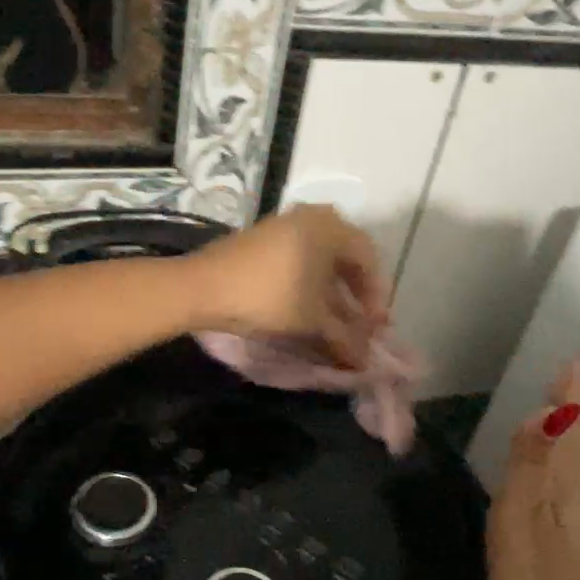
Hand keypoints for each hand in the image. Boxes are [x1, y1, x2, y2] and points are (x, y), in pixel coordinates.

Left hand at [184, 205, 388, 366]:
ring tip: (336, 326)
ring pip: (322, 262)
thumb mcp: (312, 321)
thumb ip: (345, 339)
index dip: (376, 298)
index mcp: (332, 227)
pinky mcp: (264, 240)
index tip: (376, 330)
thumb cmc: (268, 297)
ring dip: (333, 295)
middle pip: (347, 259)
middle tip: (360, 328)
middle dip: (355, 297)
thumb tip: (364, 362)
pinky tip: (309, 312)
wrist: (202, 288)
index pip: (370, 261)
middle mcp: (313, 218)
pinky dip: (310, 286)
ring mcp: (285, 225)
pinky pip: (301, 260)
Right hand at [487, 358, 579, 579]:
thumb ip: (530, 465)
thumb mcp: (519, 516)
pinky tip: (563, 466)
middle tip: (572, 377)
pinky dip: (572, 456)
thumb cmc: (530, 574)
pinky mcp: (573, 536)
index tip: (574, 362)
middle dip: (577, 408)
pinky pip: (577, 477)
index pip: (571, 430)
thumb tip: (547, 414)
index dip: (571, 397)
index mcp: (566, 485)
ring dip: (577, 430)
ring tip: (569, 410)